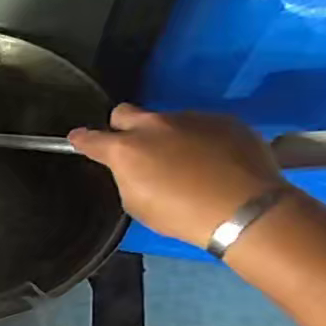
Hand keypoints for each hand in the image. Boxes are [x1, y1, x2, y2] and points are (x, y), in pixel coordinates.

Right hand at [67, 104, 287, 247]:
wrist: (246, 210)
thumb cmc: (180, 214)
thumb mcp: (137, 203)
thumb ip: (126, 176)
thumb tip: (131, 166)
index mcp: (125, 149)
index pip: (89, 137)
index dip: (82, 140)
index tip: (80, 141)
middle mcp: (153, 126)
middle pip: (124, 112)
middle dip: (122, 127)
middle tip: (136, 148)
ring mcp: (191, 119)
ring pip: (166, 120)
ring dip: (167, 136)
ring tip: (186, 161)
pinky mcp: (225, 120)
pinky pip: (201, 125)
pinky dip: (200, 139)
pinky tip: (213, 161)